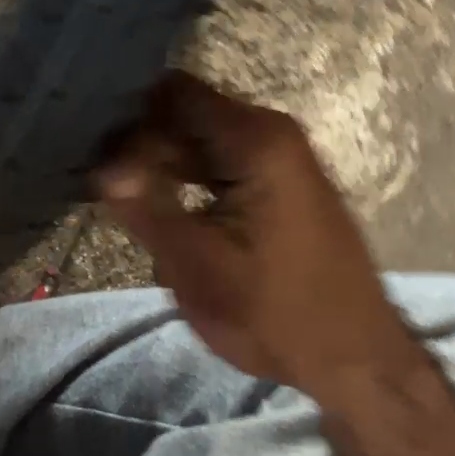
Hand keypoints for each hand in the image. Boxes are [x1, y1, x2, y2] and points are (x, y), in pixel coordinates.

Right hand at [95, 71, 420, 400]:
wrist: (360, 362)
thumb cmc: (277, 314)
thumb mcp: (198, 267)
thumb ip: (145, 205)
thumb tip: (100, 163)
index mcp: (254, 138)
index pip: (169, 93)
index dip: (128, 117)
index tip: (94, 150)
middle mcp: (269, 129)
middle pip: (182, 109)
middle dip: (140, 139)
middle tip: (100, 176)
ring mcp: (277, 151)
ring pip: (196, 133)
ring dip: (159, 158)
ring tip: (119, 188)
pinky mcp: (277, 174)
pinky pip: (215, 153)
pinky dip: (184, 170)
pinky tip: (157, 199)